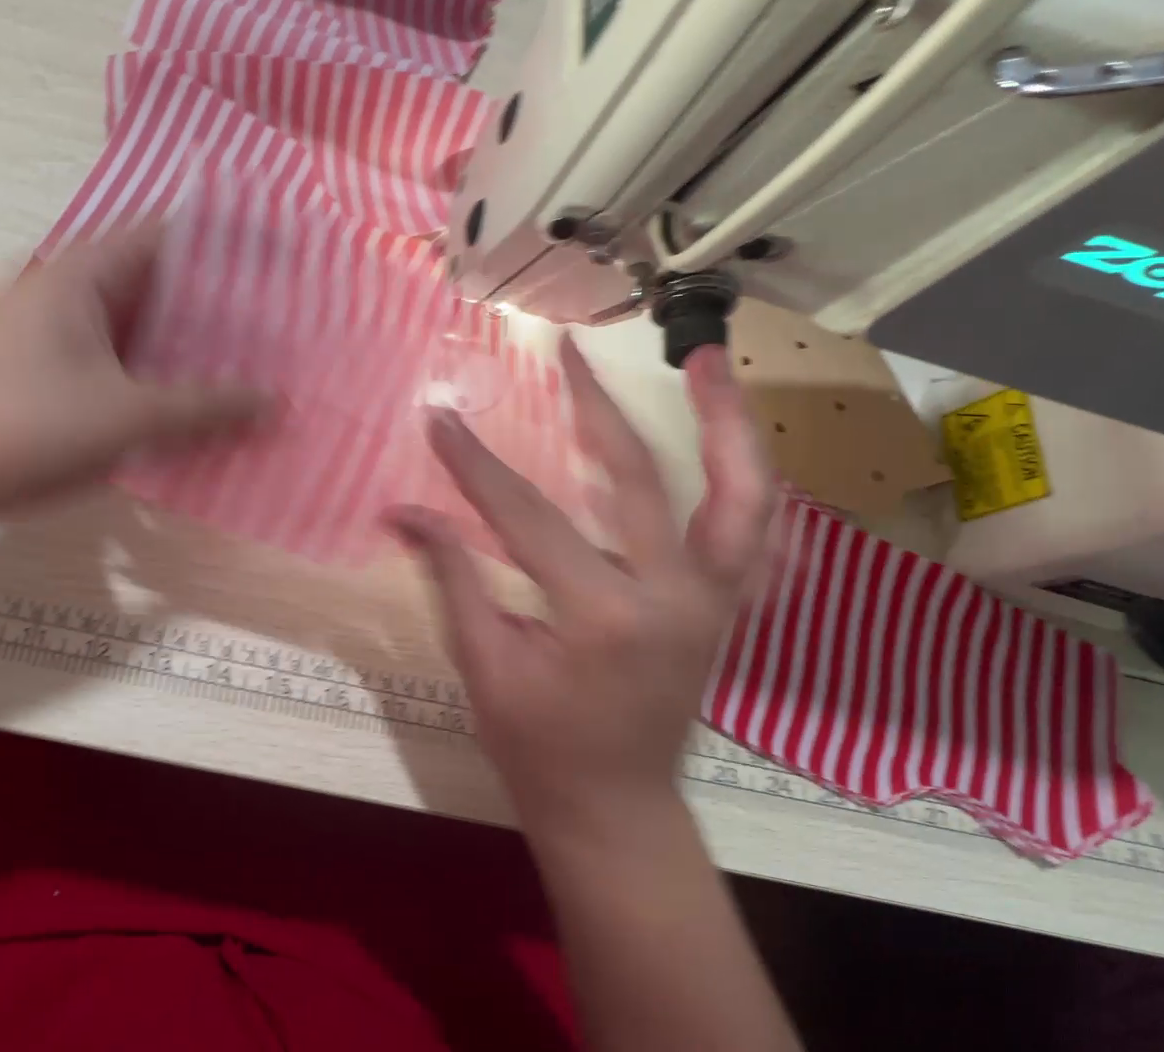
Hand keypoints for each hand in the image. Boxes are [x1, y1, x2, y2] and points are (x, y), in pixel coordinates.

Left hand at [0, 229, 271, 520]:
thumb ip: (205, 408)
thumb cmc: (23, 428)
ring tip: (226, 376)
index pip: (165, 236)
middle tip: (264, 336)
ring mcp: (28, 333)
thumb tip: (275, 404)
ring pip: (118, 331)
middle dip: (203, 311)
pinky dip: (131, 380)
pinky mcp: (15, 375)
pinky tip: (158, 413)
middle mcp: (50, 289)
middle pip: (145, 285)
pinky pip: (92, 364)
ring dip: (167, 352)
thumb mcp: (126, 418)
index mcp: (78, 273)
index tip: (276, 268)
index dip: (224, 248)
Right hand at [388, 338, 775, 836]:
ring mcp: (717, 602)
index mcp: (603, 615)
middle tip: (570, 354)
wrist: (614, 807)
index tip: (441, 419)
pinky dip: (755, 488)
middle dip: (598, 408)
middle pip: (641, 478)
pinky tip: (738, 450)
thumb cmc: (537, 746)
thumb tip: (401, 513)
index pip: (528, 516)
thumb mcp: (484, 664)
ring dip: (725, 423)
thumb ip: (453, 577)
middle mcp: (675, 596)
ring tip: (705, 362)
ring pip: (742, 495)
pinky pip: (762, 539)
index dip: (476, 466)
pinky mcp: (729, 611)